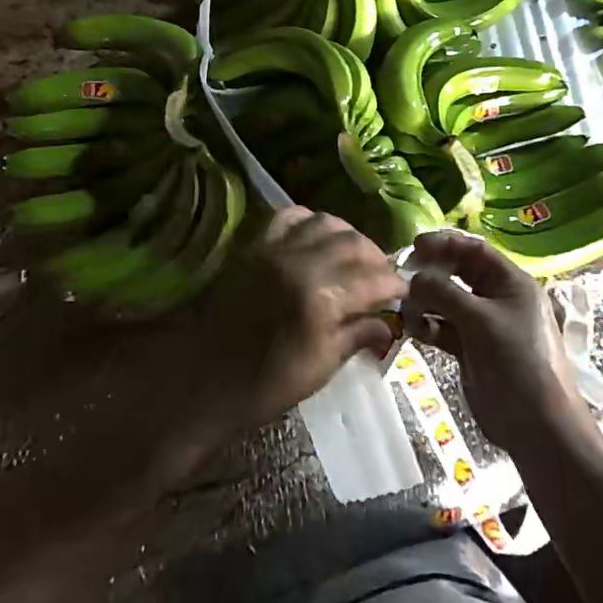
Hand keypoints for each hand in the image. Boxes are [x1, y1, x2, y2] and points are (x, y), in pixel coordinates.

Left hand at [192, 207, 406, 430]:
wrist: (197, 383)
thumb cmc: (262, 385)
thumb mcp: (319, 369)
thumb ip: (357, 337)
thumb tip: (389, 326)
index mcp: (321, 299)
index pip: (375, 280)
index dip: (396, 285)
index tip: (405, 292)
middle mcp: (301, 263)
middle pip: (355, 243)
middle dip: (377, 258)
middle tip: (383, 276)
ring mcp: (275, 250)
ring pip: (326, 222)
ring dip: (349, 236)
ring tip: (355, 255)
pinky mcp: (254, 247)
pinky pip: (289, 217)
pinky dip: (311, 222)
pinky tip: (318, 238)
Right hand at [402, 231, 593, 457]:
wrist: (536, 423)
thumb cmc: (517, 361)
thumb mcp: (482, 321)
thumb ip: (446, 294)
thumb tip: (413, 277)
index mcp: (512, 283)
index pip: (476, 251)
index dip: (447, 244)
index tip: (416, 244)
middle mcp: (498, 299)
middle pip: (460, 274)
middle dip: (432, 272)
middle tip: (401, 274)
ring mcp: (484, 325)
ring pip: (449, 302)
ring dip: (426, 301)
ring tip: (402, 305)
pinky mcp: (471, 350)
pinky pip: (445, 329)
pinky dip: (428, 326)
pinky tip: (410, 327)